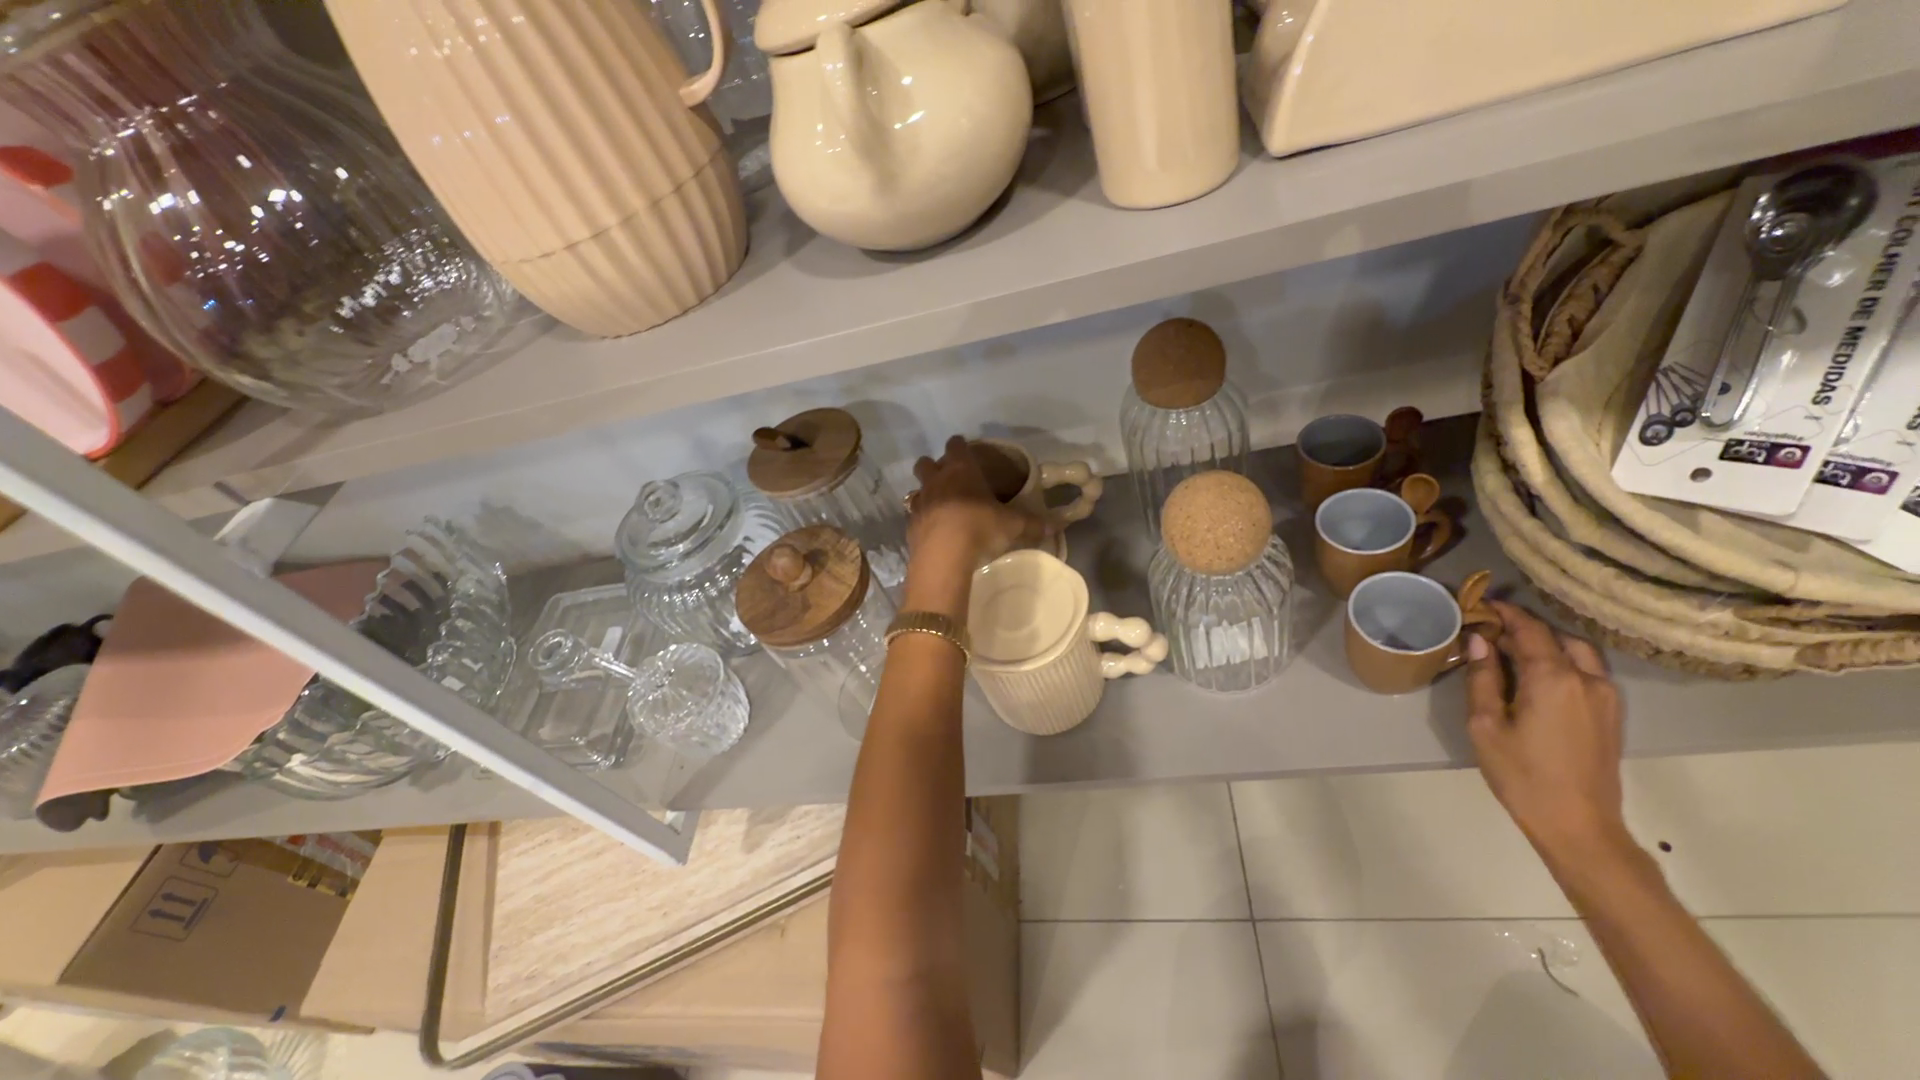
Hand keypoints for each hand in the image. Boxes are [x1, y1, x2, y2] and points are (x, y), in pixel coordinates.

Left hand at [907, 436, 1046, 565]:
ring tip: (941, 504)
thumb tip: (1057, 526)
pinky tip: (934, 529)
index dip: (960, 446)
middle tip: (950, 478)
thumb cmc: (979, 527)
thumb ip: (1033, 523)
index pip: (956, 445)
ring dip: (927, 492)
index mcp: (961, 469)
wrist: (944, 555)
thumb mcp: (1012, 525)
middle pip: (927, 462)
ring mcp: (921, 501)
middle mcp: (937, 480)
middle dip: (935, 466)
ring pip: (917, 487)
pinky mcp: (910, 524)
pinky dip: (923, 517)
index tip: (966, 451)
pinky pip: (914, 514)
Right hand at [1464, 600, 1629, 859]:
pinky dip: (1562, 662)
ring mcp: (1605, 695)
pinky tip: (1538, 677)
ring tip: (1512, 652)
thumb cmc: (1522, 775)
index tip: (1479, 604)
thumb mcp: (1486, 725)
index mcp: (1552, 677)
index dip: (1503, 612)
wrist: (1578, 823)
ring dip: (1546, 644)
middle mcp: (1586, 677)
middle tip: (1489, 631)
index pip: (1528, 629)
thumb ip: (1482, 678)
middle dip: (1522, 628)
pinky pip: (1587, 671)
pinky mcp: (1610, 713)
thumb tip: (1479, 641)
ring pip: (1576, 652)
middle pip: (1554, 636)